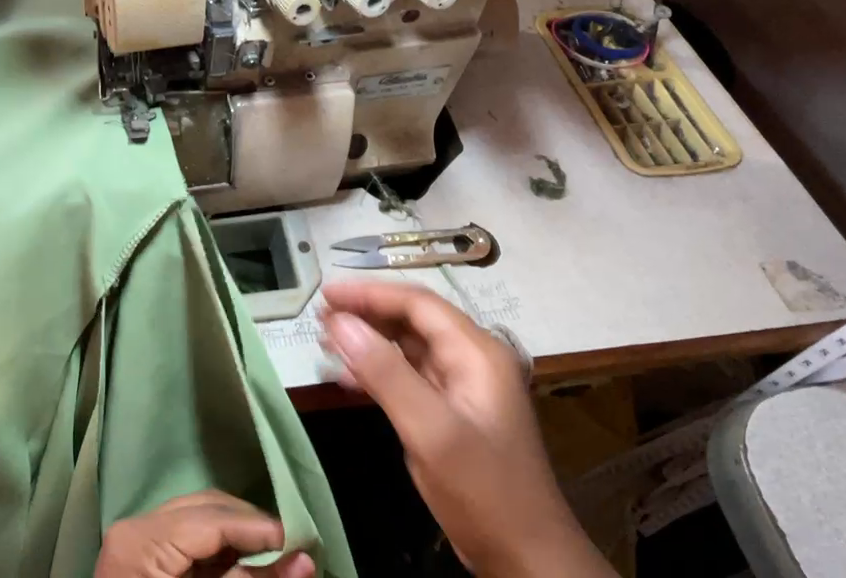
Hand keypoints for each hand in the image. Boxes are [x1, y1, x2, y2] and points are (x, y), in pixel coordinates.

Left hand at [95, 490, 316, 577]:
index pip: (211, 518)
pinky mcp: (145, 554)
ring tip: (276, 555)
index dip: (258, 527)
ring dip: (239, 536)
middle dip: (251, 526)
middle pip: (205, 508)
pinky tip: (247, 564)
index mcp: (141, 541)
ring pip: (200, 518)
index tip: (301, 540)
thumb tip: (305, 562)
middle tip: (293, 546)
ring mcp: (137, 538)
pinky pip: (189, 539)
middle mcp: (136, 528)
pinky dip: (221, 550)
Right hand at [321, 281, 613, 577]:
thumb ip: (385, 374)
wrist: (526, 557)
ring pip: (407, 347)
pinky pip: (408, 376)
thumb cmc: (483, 490)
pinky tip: (346, 377)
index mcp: (476, 353)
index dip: (369, 293)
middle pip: (412, 320)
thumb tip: (340, 322)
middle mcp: (472, 360)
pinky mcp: (451, 412)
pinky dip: (376, 371)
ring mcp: (462, 387)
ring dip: (367, 340)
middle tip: (318, 317)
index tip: (325, 293)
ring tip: (323, 341)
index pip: (417, 303)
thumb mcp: (430, 430)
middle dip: (365, 314)